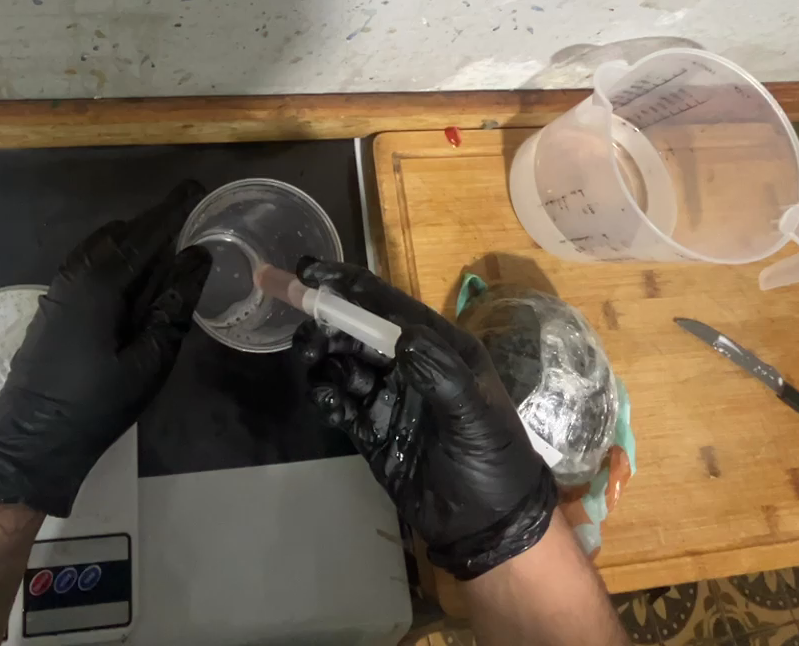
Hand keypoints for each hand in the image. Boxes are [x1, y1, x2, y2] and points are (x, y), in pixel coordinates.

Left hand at [0, 180, 211, 516]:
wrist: (31, 440)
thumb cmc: (97, 405)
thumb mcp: (150, 359)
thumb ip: (176, 302)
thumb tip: (199, 254)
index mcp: (101, 283)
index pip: (145, 233)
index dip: (173, 210)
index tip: (196, 187)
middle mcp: (76, 273)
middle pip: (122, 233)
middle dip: (156, 224)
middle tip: (190, 223)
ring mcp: (60, 286)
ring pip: (102, 245)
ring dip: (135, 240)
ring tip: (168, 250)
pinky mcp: (54, 302)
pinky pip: (90, 261)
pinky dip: (116, 256)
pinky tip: (134, 278)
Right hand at [296, 260, 555, 579]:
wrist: (489, 529)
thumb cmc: (491, 462)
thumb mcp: (474, 416)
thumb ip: (440, 374)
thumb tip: (401, 336)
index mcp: (438, 348)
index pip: (387, 305)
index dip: (349, 285)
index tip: (309, 270)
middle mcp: (409, 364)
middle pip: (357, 330)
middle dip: (327, 323)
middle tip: (307, 335)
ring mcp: (387, 395)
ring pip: (342, 361)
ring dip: (323, 357)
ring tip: (312, 364)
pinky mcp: (370, 426)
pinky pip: (338, 400)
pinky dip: (326, 395)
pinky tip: (328, 401)